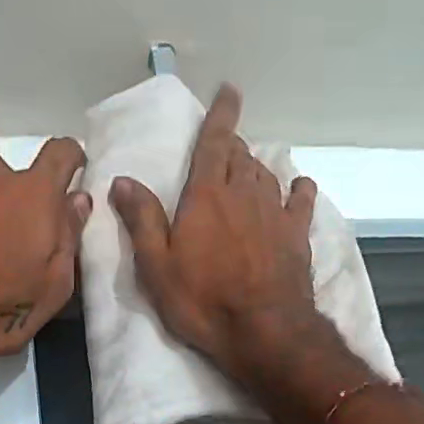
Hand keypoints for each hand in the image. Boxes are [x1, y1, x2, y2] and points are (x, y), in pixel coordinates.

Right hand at [108, 85, 351, 392]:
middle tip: (225, 147)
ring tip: (249, 169)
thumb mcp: (157, 267)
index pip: (213, 142)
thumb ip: (142, 220)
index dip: (220, 114)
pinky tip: (299, 186)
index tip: (229, 90)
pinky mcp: (298, 237)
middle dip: (231, 146)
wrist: (264, 332)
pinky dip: (298, 190)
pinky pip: (301, 202)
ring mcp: (275, 214)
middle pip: (240, 156)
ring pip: (267, 175)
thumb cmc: (203, 302)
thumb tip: (123, 180)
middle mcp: (244, 194)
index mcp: (206, 195)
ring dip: (256, 168)